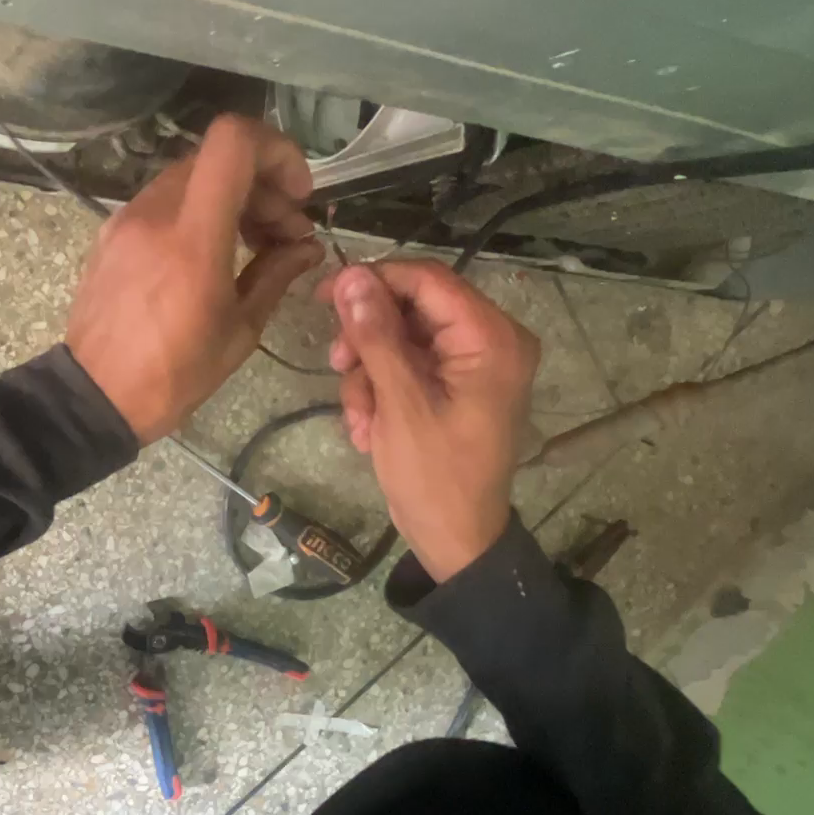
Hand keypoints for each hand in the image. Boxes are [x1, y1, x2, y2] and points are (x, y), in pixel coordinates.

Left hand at [67, 114, 324, 442]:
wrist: (94, 397)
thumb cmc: (173, 375)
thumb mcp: (238, 332)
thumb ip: (275, 276)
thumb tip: (306, 246)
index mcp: (192, 238)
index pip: (233, 142)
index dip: (276, 150)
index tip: (296, 194)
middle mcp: (154, 214)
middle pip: (216, 158)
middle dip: (262, 184)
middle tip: (284, 231)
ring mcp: (125, 221)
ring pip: (189, 178)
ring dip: (229, 197)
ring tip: (250, 245)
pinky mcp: (109, 235)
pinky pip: (161, 202)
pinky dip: (194, 212)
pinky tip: (207, 253)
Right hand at [322, 261, 538, 581]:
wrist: (453, 537)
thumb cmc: (433, 473)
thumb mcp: (399, 403)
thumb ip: (376, 336)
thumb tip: (351, 277)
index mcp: (490, 338)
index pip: (427, 280)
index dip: (373, 281)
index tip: (323, 296)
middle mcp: (487, 342)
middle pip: (410, 310)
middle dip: (367, 342)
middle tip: (337, 366)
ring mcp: (469, 367)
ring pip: (398, 341)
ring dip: (367, 376)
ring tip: (359, 419)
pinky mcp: (451, 389)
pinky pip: (404, 369)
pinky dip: (378, 394)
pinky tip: (368, 429)